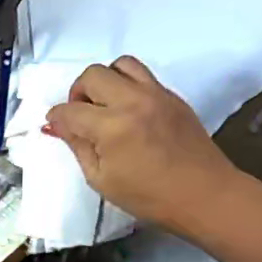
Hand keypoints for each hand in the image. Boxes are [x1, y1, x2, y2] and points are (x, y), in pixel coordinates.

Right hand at [44, 56, 249, 232]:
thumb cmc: (149, 197)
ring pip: (121, 64)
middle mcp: (133, 101)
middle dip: (78, 92)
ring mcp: (156, 94)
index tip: (56, 126)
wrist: (205, 196)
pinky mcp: (172, 96)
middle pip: (92, 75)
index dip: (57, 118)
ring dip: (106, 80)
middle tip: (81, 114)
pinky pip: (143, 75)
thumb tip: (57, 126)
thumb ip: (77, 147)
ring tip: (106, 104)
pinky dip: (128, 85)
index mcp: (112, 127)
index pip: (71, 110)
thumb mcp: (101, 180)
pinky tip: (129, 111)